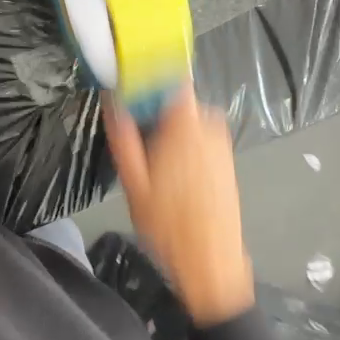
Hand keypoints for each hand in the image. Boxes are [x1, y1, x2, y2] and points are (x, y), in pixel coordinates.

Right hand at [104, 87, 254, 325]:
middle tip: (135, 137)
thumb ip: (123, 138)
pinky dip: (187, 147)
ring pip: (191, 123)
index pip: (173, 80)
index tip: (130, 86)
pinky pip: (202, 141)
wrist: (211, 261)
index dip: (151, 77)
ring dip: (172, 132)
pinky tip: (172, 176)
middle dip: (158, 113)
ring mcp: (222, 146)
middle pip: (179, 103)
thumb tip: (112, 103)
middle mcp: (210, 128)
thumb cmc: (167, 225)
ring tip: (152, 163)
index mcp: (185, 126)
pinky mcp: (227, 162)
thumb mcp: (133, 184)